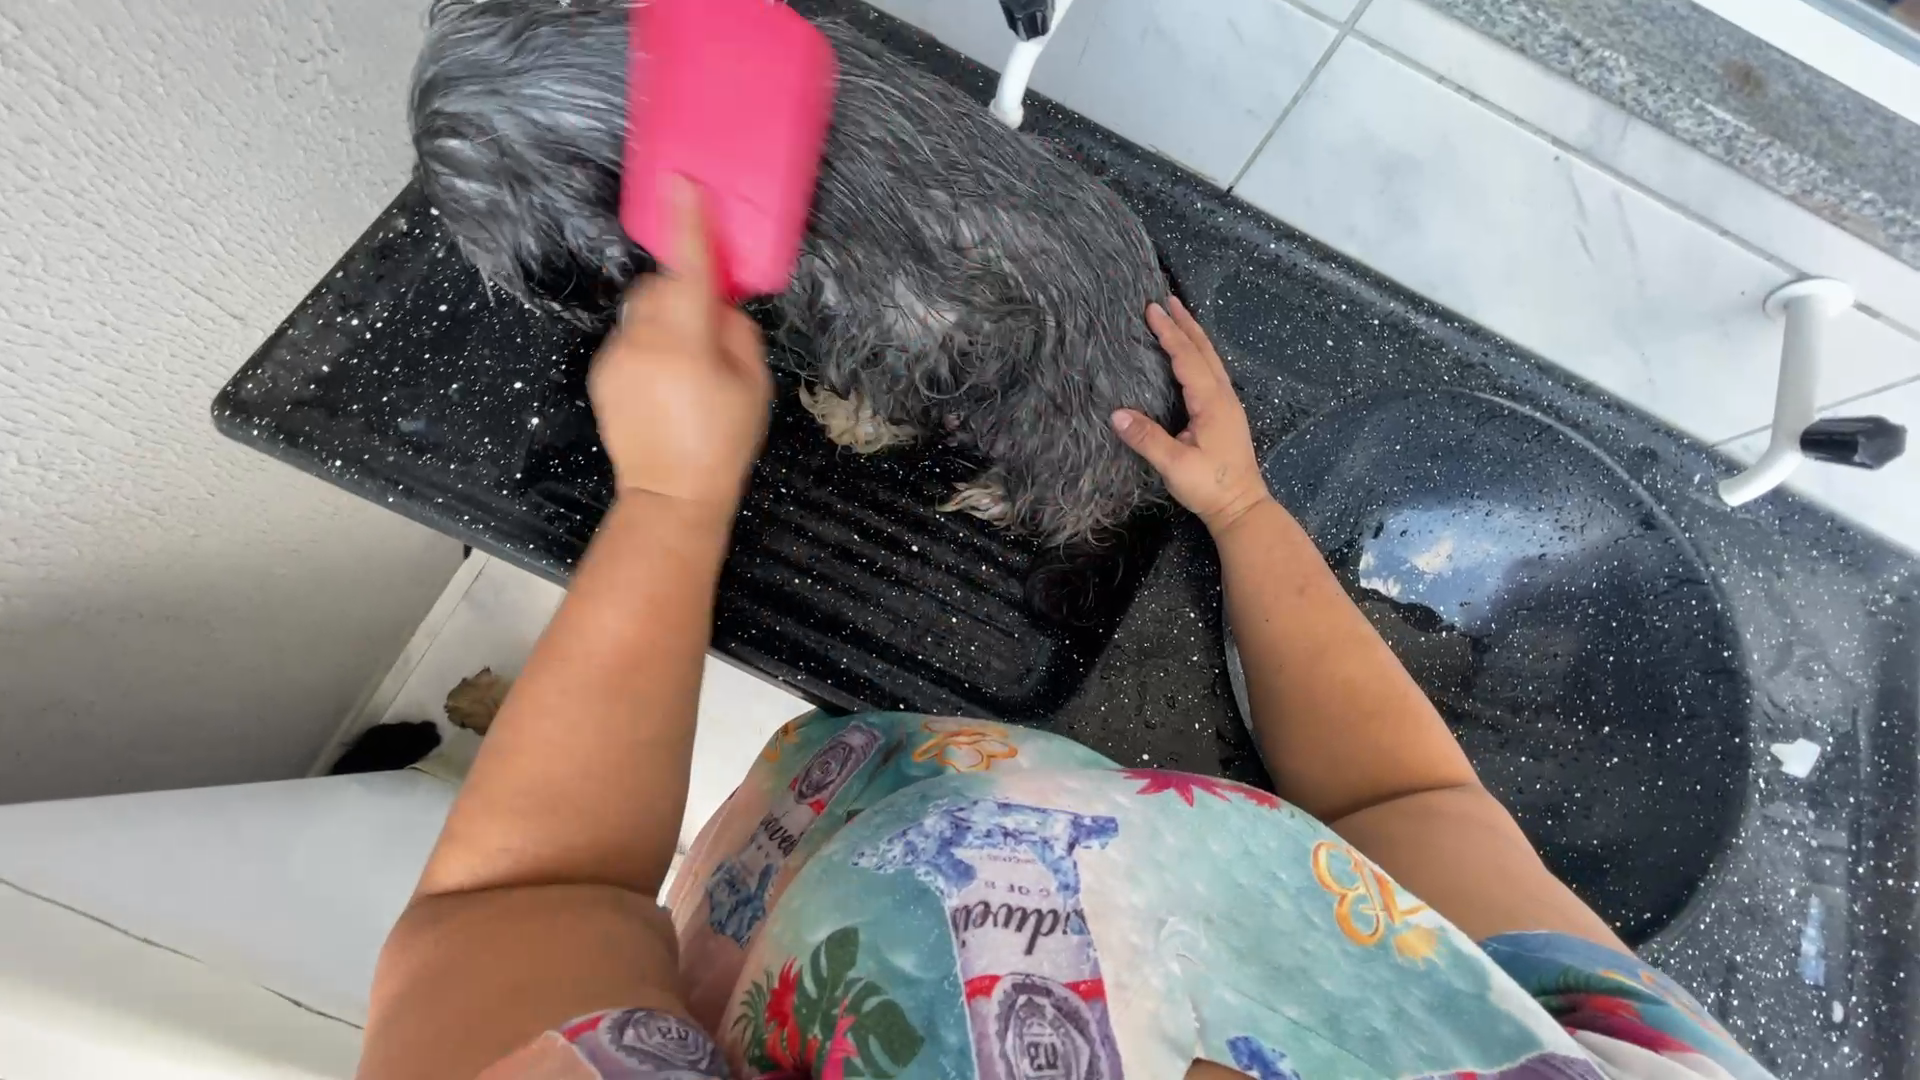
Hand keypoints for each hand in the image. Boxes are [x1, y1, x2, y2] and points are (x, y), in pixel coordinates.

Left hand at [588, 176, 772, 510]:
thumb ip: (739, 334)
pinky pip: (630, 340)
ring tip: (688, 365)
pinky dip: (651, 345)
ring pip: (642, 313)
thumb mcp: (754, 389)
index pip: (690, 270)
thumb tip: (720, 306)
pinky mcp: (602, 374)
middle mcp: (644, 341)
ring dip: (666, 319)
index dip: (689, 224)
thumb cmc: (723, 444)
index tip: (683, 183)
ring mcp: (617, 357)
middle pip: (659, 286)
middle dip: (682, 291)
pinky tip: (667, 385)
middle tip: (708, 325)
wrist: (671, 495)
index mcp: (687, 343)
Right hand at [1111, 297, 1273, 533]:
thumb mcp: (1174, 465)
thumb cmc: (1209, 486)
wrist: (1241, 506)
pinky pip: (1211, 372)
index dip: (1169, 333)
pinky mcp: (1225, 415)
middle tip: (1167, 299)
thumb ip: (1146, 438)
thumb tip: (1115, 414)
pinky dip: (1197, 354)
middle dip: (1185, 323)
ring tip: (1178, 317)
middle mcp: (1223, 397)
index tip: (1152, 310)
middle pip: (1204, 350)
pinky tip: (1189, 356)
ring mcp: (1227, 405)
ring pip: (1210, 359)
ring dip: (1193, 336)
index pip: (1187, 359)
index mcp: (1212, 402)